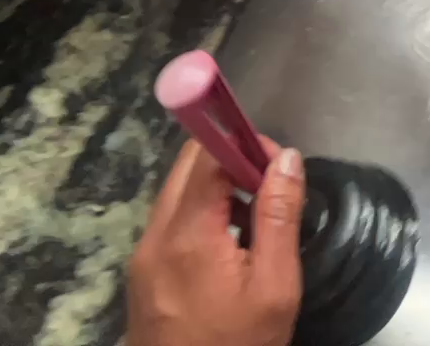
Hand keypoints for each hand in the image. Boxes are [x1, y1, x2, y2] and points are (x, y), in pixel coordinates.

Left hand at [128, 139, 305, 345]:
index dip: (246, 144)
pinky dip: (203, 210)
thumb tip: (287, 157)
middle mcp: (154, 236)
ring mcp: (143, 256)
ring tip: (257, 214)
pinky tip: (232, 241)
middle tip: (271, 184)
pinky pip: (173, 218)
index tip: (278, 163)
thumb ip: (280, 215)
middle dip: (233, 158)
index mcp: (186, 235)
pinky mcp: (143, 274)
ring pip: (179, 189)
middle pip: (189, 165)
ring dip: (218, 184)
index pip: (209, 154)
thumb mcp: (274, 286)